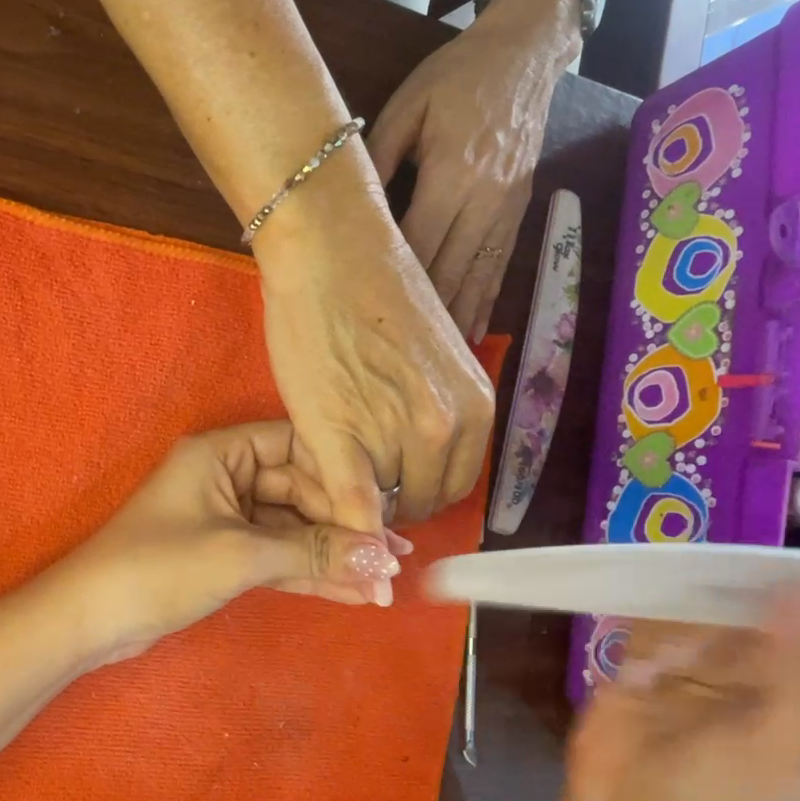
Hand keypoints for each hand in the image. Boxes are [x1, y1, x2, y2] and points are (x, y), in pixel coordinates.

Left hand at [53, 421, 412, 664]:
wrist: (92, 620)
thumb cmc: (159, 569)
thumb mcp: (239, 555)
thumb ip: (313, 551)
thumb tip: (383, 559)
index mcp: (219, 454)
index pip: (296, 446)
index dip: (342, 476)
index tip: (385, 510)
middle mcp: (224, 477)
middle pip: (299, 490)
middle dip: (345, 526)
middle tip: (395, 560)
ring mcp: (224, 518)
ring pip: (292, 528)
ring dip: (334, 554)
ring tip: (388, 583)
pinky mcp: (223, 555)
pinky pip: (277, 555)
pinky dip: (310, 572)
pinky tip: (354, 593)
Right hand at [253, 156, 494, 530]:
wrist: (329, 252)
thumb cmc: (375, 291)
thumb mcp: (428, 359)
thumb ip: (430, 409)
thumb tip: (410, 453)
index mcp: (475, 408)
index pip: (451, 485)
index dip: (414, 491)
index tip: (386, 488)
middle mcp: (447, 428)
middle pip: (417, 501)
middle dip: (387, 501)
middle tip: (350, 479)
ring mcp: (395, 434)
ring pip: (378, 503)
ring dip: (353, 499)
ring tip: (324, 465)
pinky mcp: (340, 435)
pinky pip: (352, 502)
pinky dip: (349, 531)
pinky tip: (341, 548)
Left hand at [367, 0, 577, 341]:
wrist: (528, 51)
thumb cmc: (456, 76)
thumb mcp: (405, 107)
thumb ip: (377, 159)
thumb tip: (350, 205)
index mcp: (453, 174)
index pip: (415, 242)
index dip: (390, 284)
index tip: (362, 321)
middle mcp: (485, 201)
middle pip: (446, 272)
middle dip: (419, 320)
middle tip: (388, 362)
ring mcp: (507, 211)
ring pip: (475, 279)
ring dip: (452, 326)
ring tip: (427, 368)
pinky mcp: (519, 214)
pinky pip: (499, 270)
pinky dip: (482, 306)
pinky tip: (469, 338)